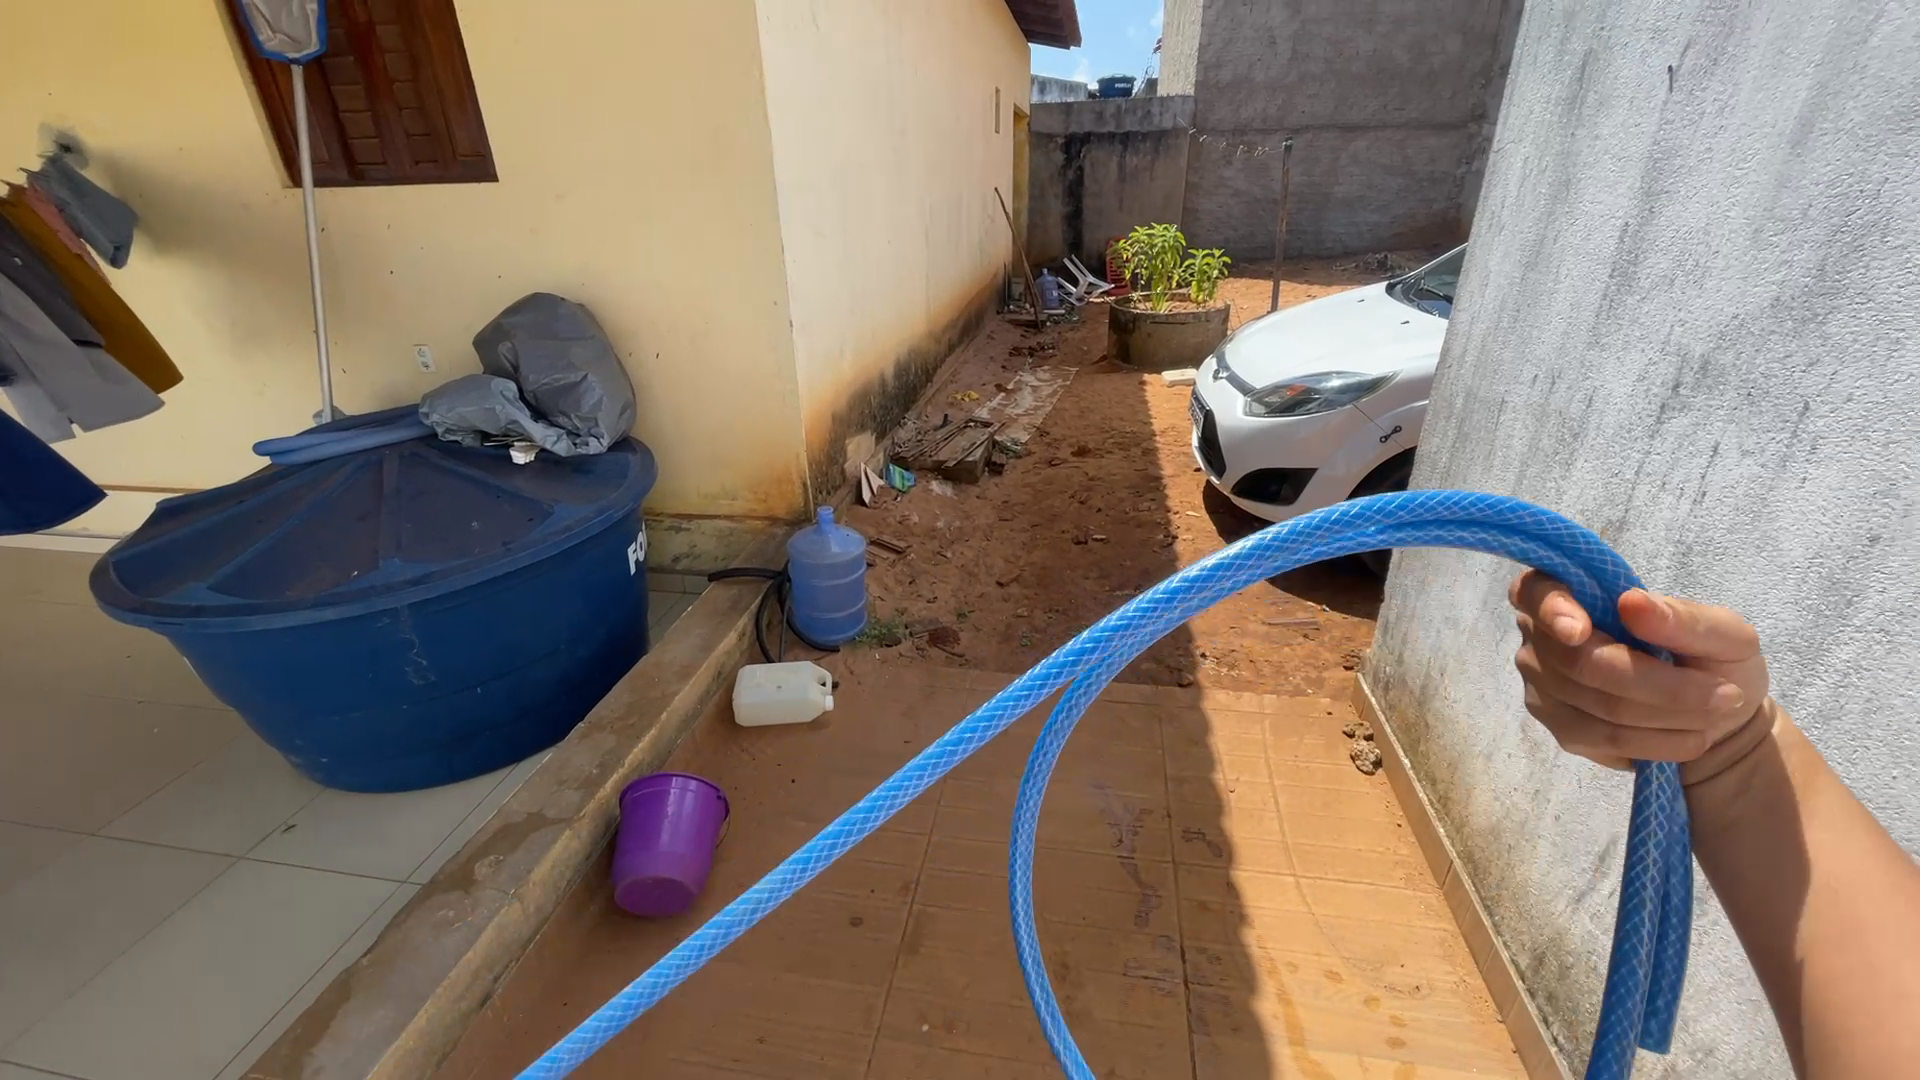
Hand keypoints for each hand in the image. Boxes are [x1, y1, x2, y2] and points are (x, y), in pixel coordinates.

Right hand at [1508, 570, 1772, 785]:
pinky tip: (1685, 736)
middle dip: (1662, 684)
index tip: (1579, 631)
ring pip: (1600, 705)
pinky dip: (1658, 741)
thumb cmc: (1711, 661)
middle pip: (1582, 663)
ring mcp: (1539, 683)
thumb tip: (1631, 603)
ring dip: (1669, 715)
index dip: (1551, 610)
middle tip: (1726, 695)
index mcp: (1567, 595)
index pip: (1534, 593)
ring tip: (1712, 714)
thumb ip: (1681, 618)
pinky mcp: (1554, 726)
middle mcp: (1538, 636)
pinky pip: (1604, 737)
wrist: (1711, 718)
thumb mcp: (1722, 633)